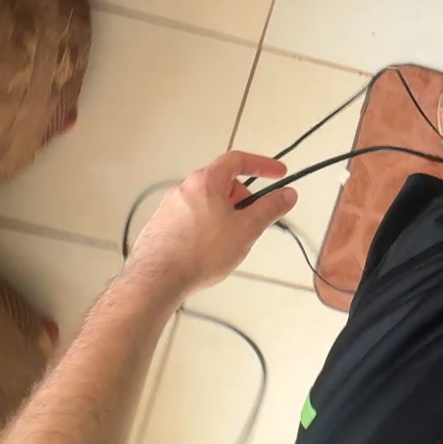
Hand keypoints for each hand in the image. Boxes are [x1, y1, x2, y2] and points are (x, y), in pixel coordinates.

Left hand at [124, 150, 297, 301]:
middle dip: (242, 198)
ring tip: (230, 241)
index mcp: (205, 182)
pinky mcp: (158, 227)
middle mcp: (183, 188)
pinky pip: (192, 218)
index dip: (262, 165)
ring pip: (207, 202)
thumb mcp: (246, 229)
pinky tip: (208, 251)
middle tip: (252, 220)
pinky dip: (207, 226)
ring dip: (225, 214)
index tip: (280, 174)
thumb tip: (289, 193)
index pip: (238, 160)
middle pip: (222, 182)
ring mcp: (167, 208)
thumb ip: (270, 208)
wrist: (153, 283)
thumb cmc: (202, 252)